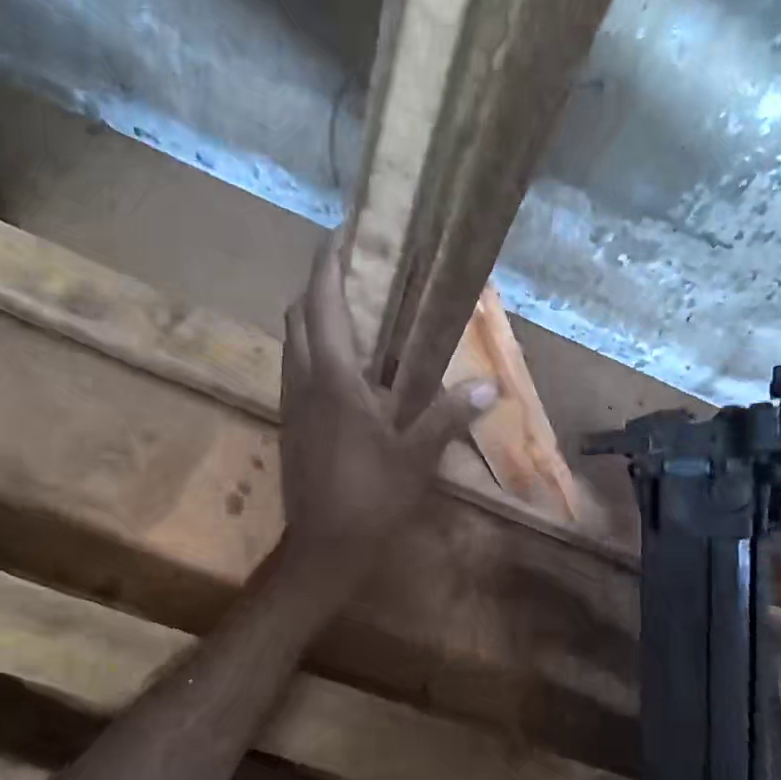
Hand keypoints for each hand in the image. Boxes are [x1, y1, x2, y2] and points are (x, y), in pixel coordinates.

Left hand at [278, 241, 496, 568]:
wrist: (324, 546)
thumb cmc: (371, 497)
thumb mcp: (417, 456)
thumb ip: (450, 415)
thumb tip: (489, 385)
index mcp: (333, 381)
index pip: (322, 305)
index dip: (328, 264)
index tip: (343, 232)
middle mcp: (304, 381)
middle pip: (298, 315)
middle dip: (319, 285)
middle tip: (355, 272)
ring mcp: (292, 403)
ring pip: (292, 341)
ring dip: (313, 316)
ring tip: (353, 311)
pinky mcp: (291, 422)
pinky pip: (296, 367)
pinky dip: (314, 347)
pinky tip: (346, 366)